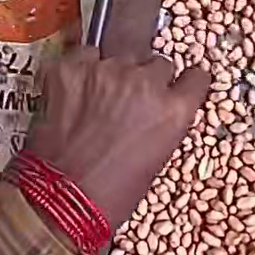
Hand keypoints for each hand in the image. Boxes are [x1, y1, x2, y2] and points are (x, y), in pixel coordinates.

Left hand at [24, 45, 210, 231]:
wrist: (59, 198)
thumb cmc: (111, 194)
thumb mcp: (155, 160)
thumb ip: (161, 124)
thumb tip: (153, 109)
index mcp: (174, 111)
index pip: (195, 77)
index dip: (183, 83)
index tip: (176, 87)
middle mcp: (145, 83)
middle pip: (157, 63)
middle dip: (146, 79)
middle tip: (128, 102)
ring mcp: (107, 71)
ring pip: (119, 57)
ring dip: (112, 74)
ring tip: (95, 102)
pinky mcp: (72, 68)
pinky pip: (85, 55)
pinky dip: (81, 70)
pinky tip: (73, 93)